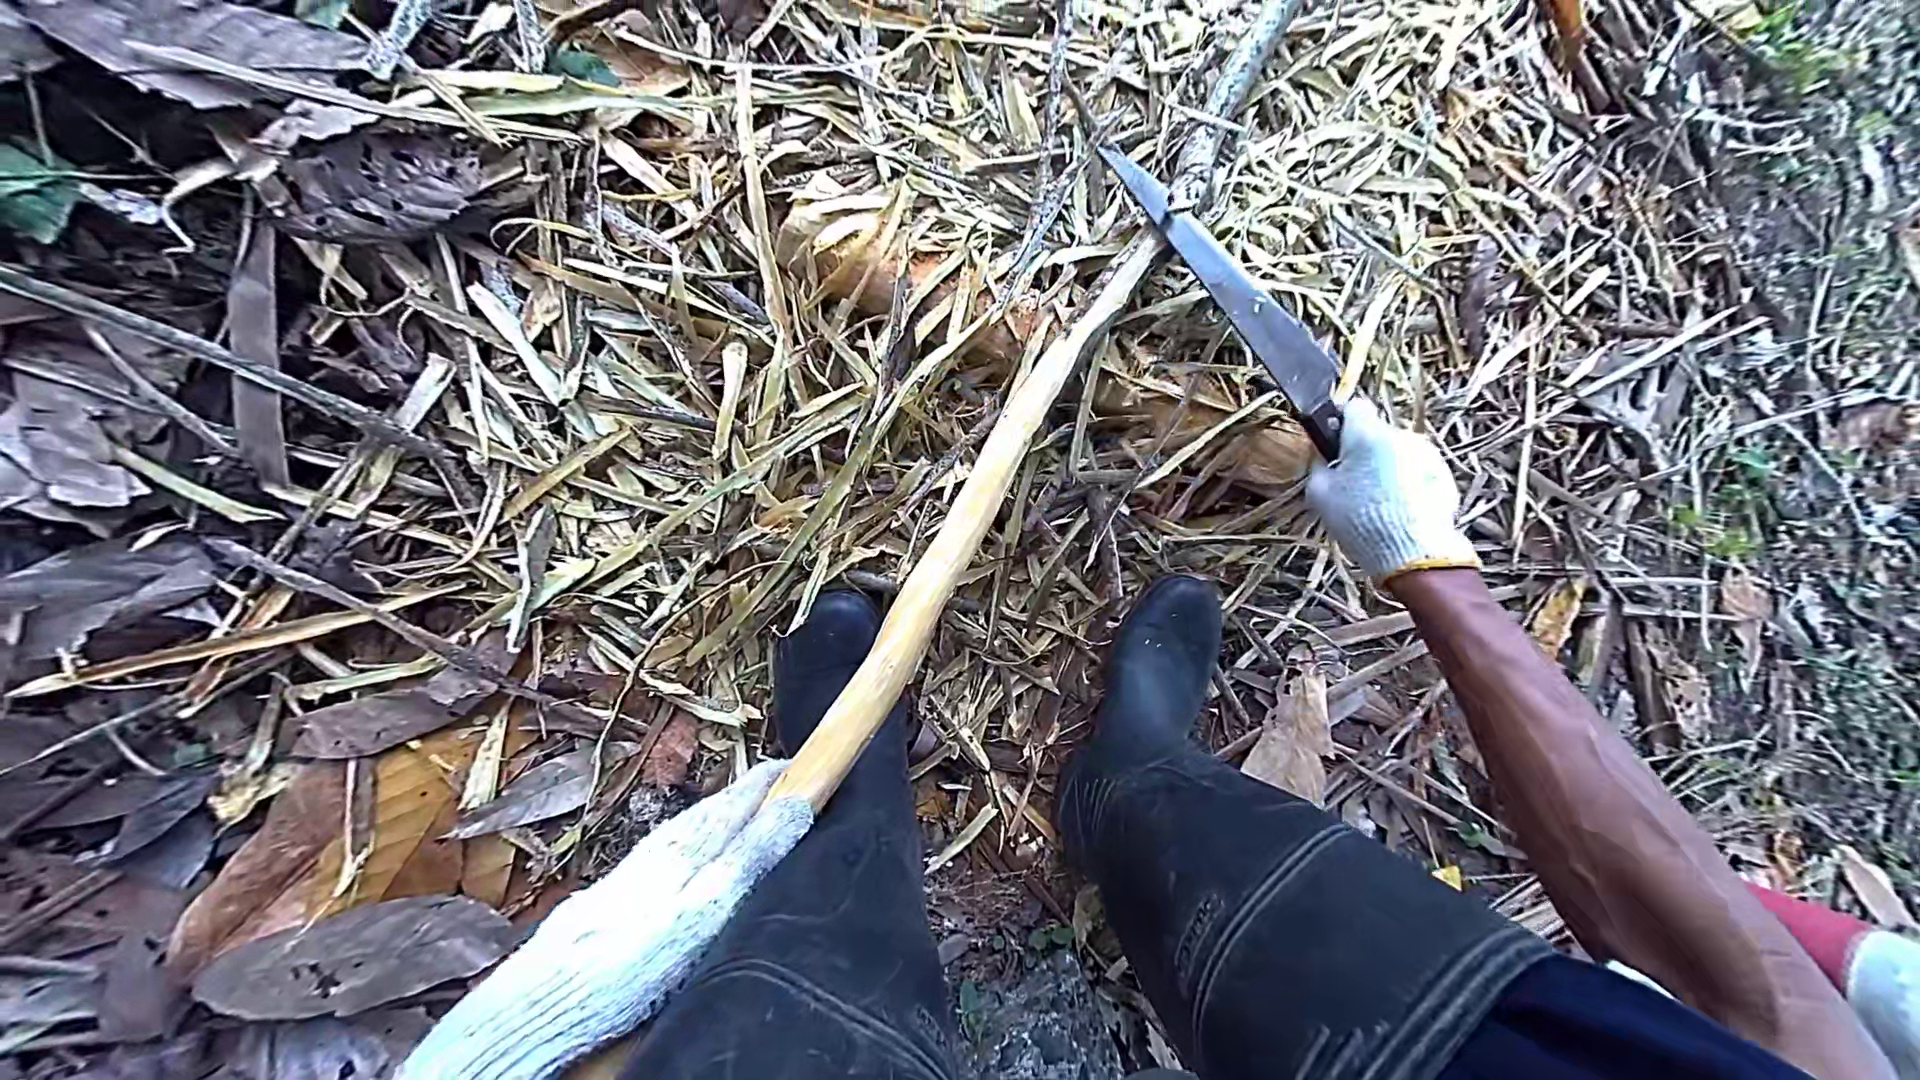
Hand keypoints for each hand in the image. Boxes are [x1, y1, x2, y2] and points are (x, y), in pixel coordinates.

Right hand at [1305, 397, 1478, 581]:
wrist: (1413, 551)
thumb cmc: (1359, 520)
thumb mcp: (1319, 493)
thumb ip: (1319, 464)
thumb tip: (1324, 453)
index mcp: (1367, 435)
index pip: (1354, 406)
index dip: (1340, 421)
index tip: (1332, 441)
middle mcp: (1401, 436)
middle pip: (1375, 432)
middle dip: (1361, 450)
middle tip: (1349, 481)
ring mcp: (1427, 453)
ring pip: (1395, 450)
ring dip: (1383, 465)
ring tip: (1374, 498)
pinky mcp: (1444, 472)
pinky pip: (1414, 467)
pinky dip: (1403, 480)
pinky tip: (1395, 506)